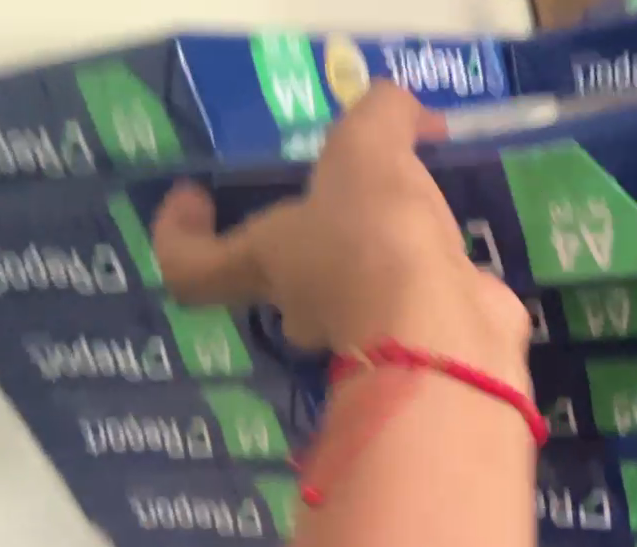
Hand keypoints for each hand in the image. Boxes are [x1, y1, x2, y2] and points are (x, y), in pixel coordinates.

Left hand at [148, 82, 531, 390]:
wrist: (444, 331)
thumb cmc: (376, 242)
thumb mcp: (369, 149)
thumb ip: (380, 115)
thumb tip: (409, 109)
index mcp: (267, 262)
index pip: (191, 265)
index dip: (181, 230)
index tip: (197, 193)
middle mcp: (308, 307)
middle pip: (289, 279)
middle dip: (315, 242)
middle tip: (347, 200)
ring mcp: (366, 336)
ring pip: (359, 296)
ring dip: (380, 261)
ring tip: (416, 216)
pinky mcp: (419, 347)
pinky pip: (416, 310)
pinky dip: (431, 283)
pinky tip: (456, 250)